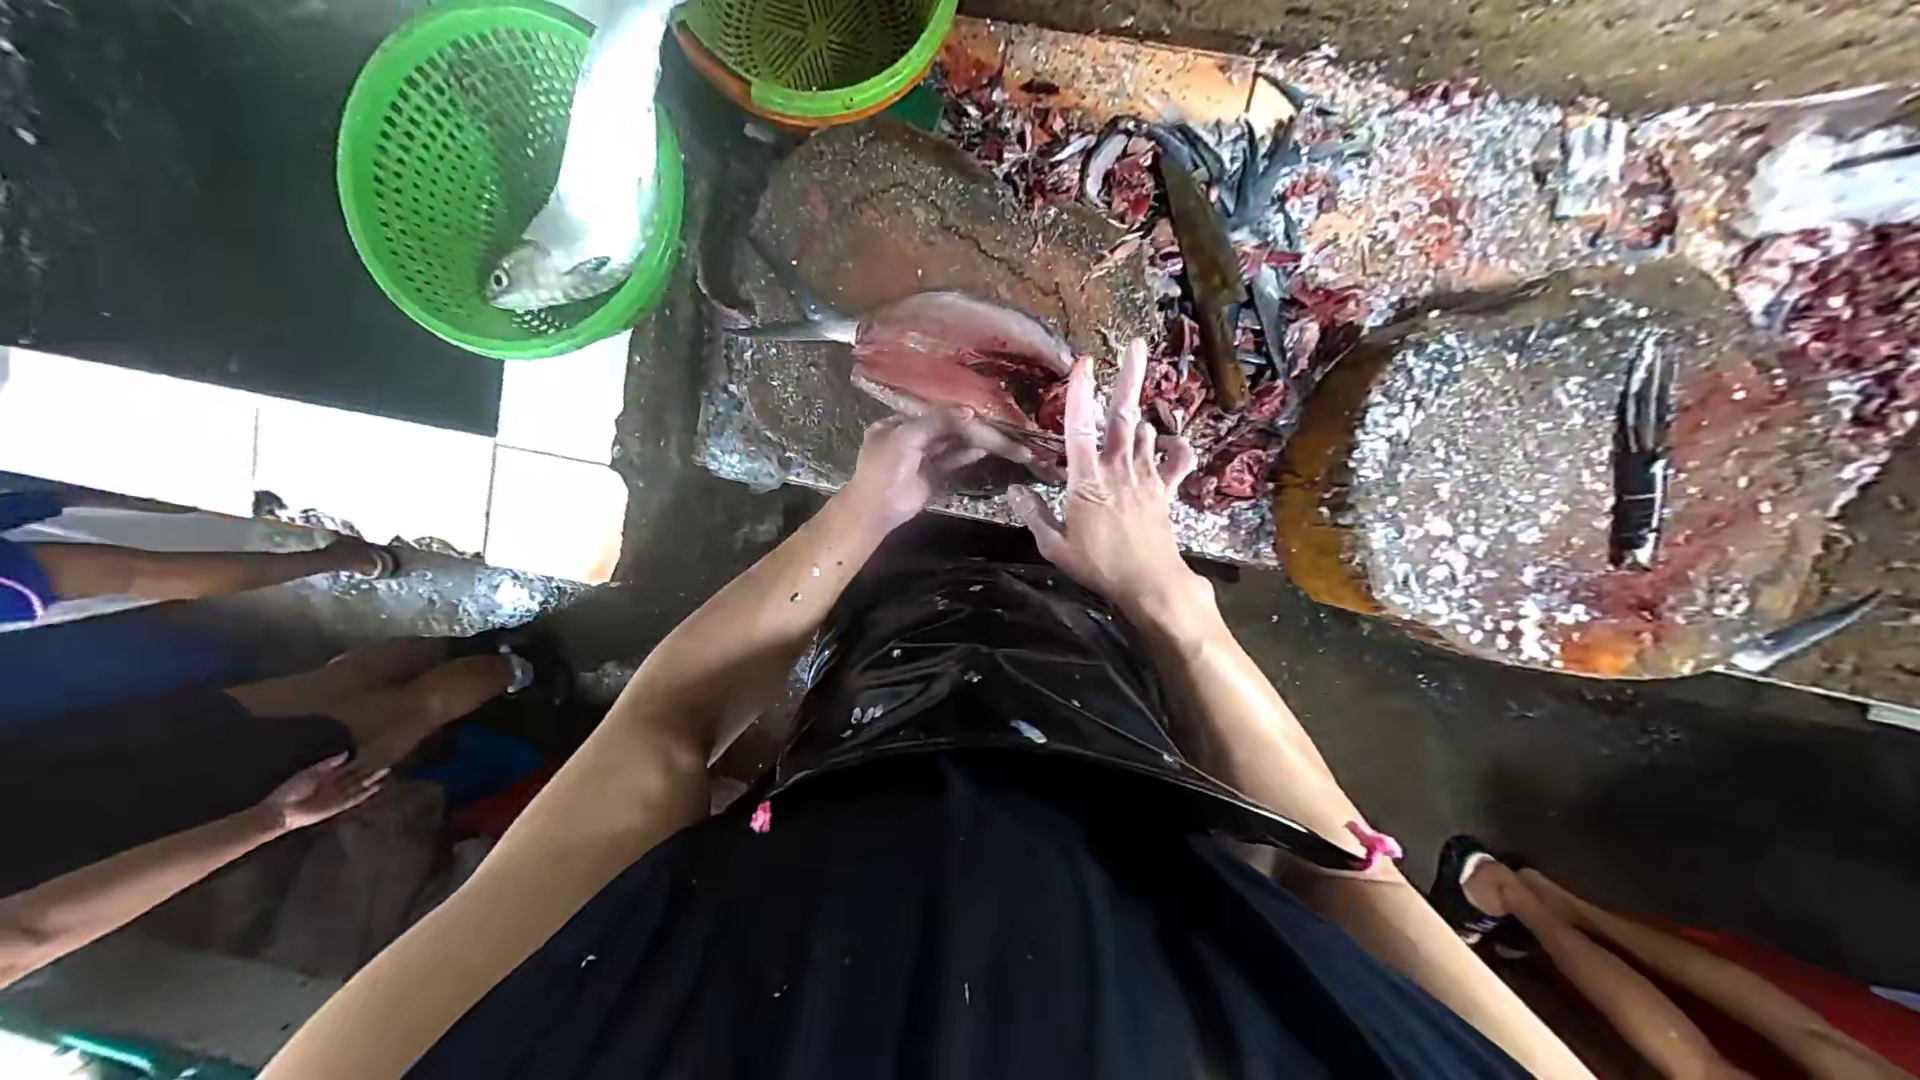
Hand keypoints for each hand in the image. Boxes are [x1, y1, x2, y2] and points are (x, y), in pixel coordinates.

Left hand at [256, 753, 386, 832]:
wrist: (281, 811)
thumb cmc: (292, 790)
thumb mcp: (310, 772)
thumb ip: (329, 764)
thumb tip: (347, 753)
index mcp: (328, 776)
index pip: (348, 768)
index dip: (360, 762)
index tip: (373, 754)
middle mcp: (336, 785)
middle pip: (357, 776)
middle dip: (370, 770)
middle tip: (385, 762)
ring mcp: (338, 796)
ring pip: (360, 786)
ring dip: (372, 779)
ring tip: (385, 772)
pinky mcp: (339, 806)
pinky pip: (356, 799)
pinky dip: (366, 793)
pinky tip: (376, 787)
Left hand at [840, 408, 996, 533]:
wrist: (879, 507)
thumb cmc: (887, 466)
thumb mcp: (908, 436)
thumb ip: (936, 421)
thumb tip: (966, 411)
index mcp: (893, 426)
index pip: (922, 412)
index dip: (944, 408)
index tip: (968, 403)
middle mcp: (907, 440)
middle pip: (936, 428)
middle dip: (958, 424)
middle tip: (983, 418)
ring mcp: (920, 459)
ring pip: (945, 445)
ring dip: (964, 439)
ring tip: (987, 433)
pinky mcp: (932, 476)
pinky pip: (950, 462)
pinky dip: (964, 456)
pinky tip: (981, 450)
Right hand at [1007, 338, 1205, 617]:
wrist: (1150, 583)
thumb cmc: (1099, 565)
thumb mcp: (1055, 546)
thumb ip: (1034, 514)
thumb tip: (1015, 490)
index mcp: (1088, 479)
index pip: (1080, 427)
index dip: (1081, 392)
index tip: (1083, 362)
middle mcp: (1119, 469)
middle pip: (1123, 415)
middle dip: (1129, 378)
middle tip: (1134, 346)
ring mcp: (1147, 478)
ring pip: (1147, 433)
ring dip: (1139, 416)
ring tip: (1132, 403)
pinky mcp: (1166, 491)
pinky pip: (1177, 462)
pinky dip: (1177, 448)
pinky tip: (1172, 441)